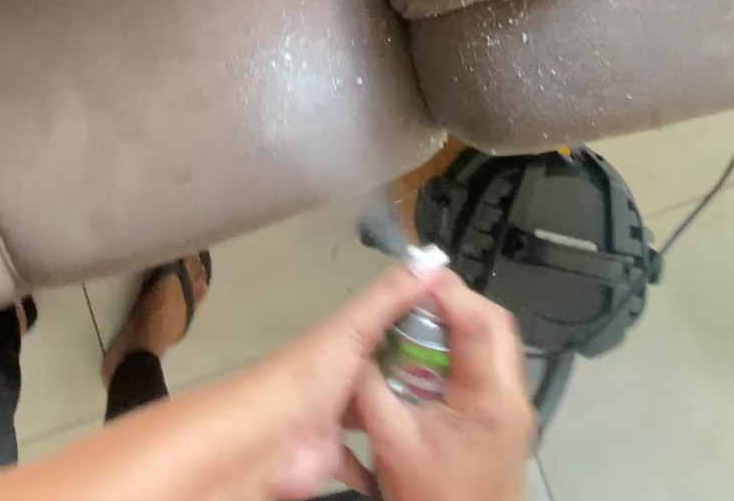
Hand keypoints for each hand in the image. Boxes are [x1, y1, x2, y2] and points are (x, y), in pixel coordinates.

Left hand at [230, 260, 451, 496]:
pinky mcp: (334, 455)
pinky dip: (384, 469)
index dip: (422, 324)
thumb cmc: (310, 376)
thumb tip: (431, 261)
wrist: (267, 440)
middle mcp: (342, 373)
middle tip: (466, 389)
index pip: (390, 324)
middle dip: (418, 378)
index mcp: (345, 339)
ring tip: (448, 428)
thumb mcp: (352, 328)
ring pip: (377, 414)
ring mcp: (337, 415)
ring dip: (402, 419)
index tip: (464, 333)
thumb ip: (389, 298)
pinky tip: (412, 471)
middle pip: (386, 371)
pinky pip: (364, 463)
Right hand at [352, 272, 537, 499]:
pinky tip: (427, 352)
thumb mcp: (390, 440)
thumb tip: (352, 343)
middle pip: (495, 324)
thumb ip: (369, 385)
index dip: (448, 291)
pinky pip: (490, 362)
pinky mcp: (507, 419)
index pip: (478, 324)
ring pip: (496, 341)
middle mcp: (513, 396)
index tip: (415, 271)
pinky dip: (461, 345)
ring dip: (460, 319)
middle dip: (456, 299)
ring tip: (417, 314)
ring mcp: (515, 409)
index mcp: (490, 399)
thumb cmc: (431, 498)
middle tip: (414, 292)